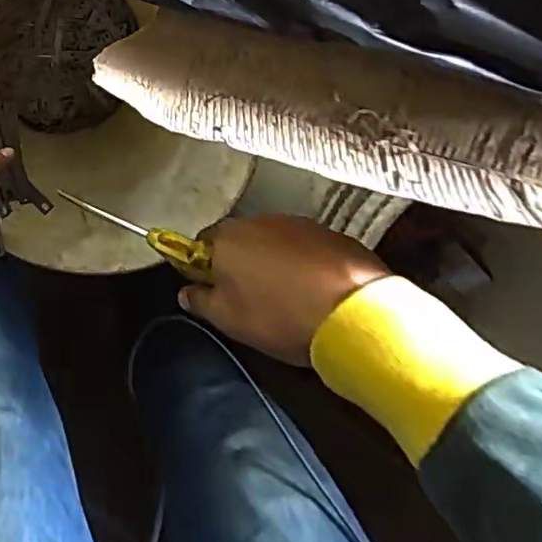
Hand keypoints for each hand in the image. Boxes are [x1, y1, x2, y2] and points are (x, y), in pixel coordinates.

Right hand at [178, 214, 391, 366]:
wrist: (356, 312)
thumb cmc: (281, 316)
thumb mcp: (231, 320)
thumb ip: (202, 302)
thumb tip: (185, 292)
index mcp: (226, 238)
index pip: (202, 243)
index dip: (206, 267)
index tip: (217, 291)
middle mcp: (257, 220)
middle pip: (239, 239)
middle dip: (242, 262)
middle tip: (253, 297)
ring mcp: (297, 223)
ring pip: (273, 241)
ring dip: (275, 260)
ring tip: (290, 295)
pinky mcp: (330, 232)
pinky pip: (306, 247)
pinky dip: (306, 262)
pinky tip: (318, 290)